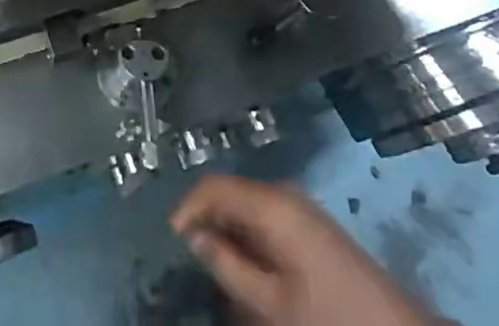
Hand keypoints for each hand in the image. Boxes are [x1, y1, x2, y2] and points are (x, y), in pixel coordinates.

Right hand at [172, 175, 433, 325]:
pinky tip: (240, 265)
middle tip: (185, 254)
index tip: (169, 239)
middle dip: (203, 219)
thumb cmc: (328, 316)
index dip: (186, 208)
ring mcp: (297, 206)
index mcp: (271, 204)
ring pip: (244, 206)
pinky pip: (262, 217)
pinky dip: (244, 236)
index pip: (213, 186)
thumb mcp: (270, 301)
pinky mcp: (306, 223)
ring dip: (223, 229)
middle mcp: (282, 194)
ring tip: (208, 263)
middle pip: (228, 193)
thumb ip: (227, 266)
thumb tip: (194, 238)